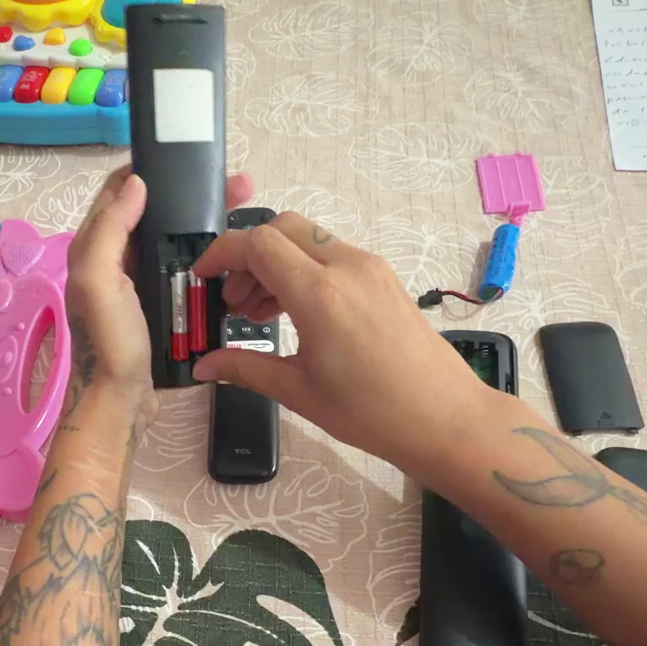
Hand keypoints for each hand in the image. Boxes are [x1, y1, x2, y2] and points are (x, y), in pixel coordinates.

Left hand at [66, 166, 254, 406]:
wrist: (122, 402)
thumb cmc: (109, 342)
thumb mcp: (99, 280)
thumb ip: (110, 230)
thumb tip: (136, 184)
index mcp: (95, 248)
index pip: (120, 192)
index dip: (152, 170)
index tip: (191, 159)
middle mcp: (116, 262)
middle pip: (154, 215)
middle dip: (190, 196)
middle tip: (237, 187)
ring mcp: (140, 285)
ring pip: (173, 243)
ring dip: (204, 226)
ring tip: (244, 215)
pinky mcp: (161, 307)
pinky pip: (185, 272)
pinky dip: (207, 259)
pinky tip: (234, 255)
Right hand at [190, 213, 487, 467]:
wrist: (443, 417)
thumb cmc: (370, 412)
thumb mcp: (298, 391)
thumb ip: (245, 368)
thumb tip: (204, 366)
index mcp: (320, 295)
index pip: (259, 244)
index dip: (222, 253)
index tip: (203, 278)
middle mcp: (347, 267)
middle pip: (282, 228)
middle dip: (247, 255)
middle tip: (232, 301)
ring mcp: (370, 269)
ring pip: (308, 241)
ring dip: (274, 265)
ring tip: (258, 314)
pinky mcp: (383, 279)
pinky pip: (332, 257)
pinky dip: (302, 272)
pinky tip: (293, 314)